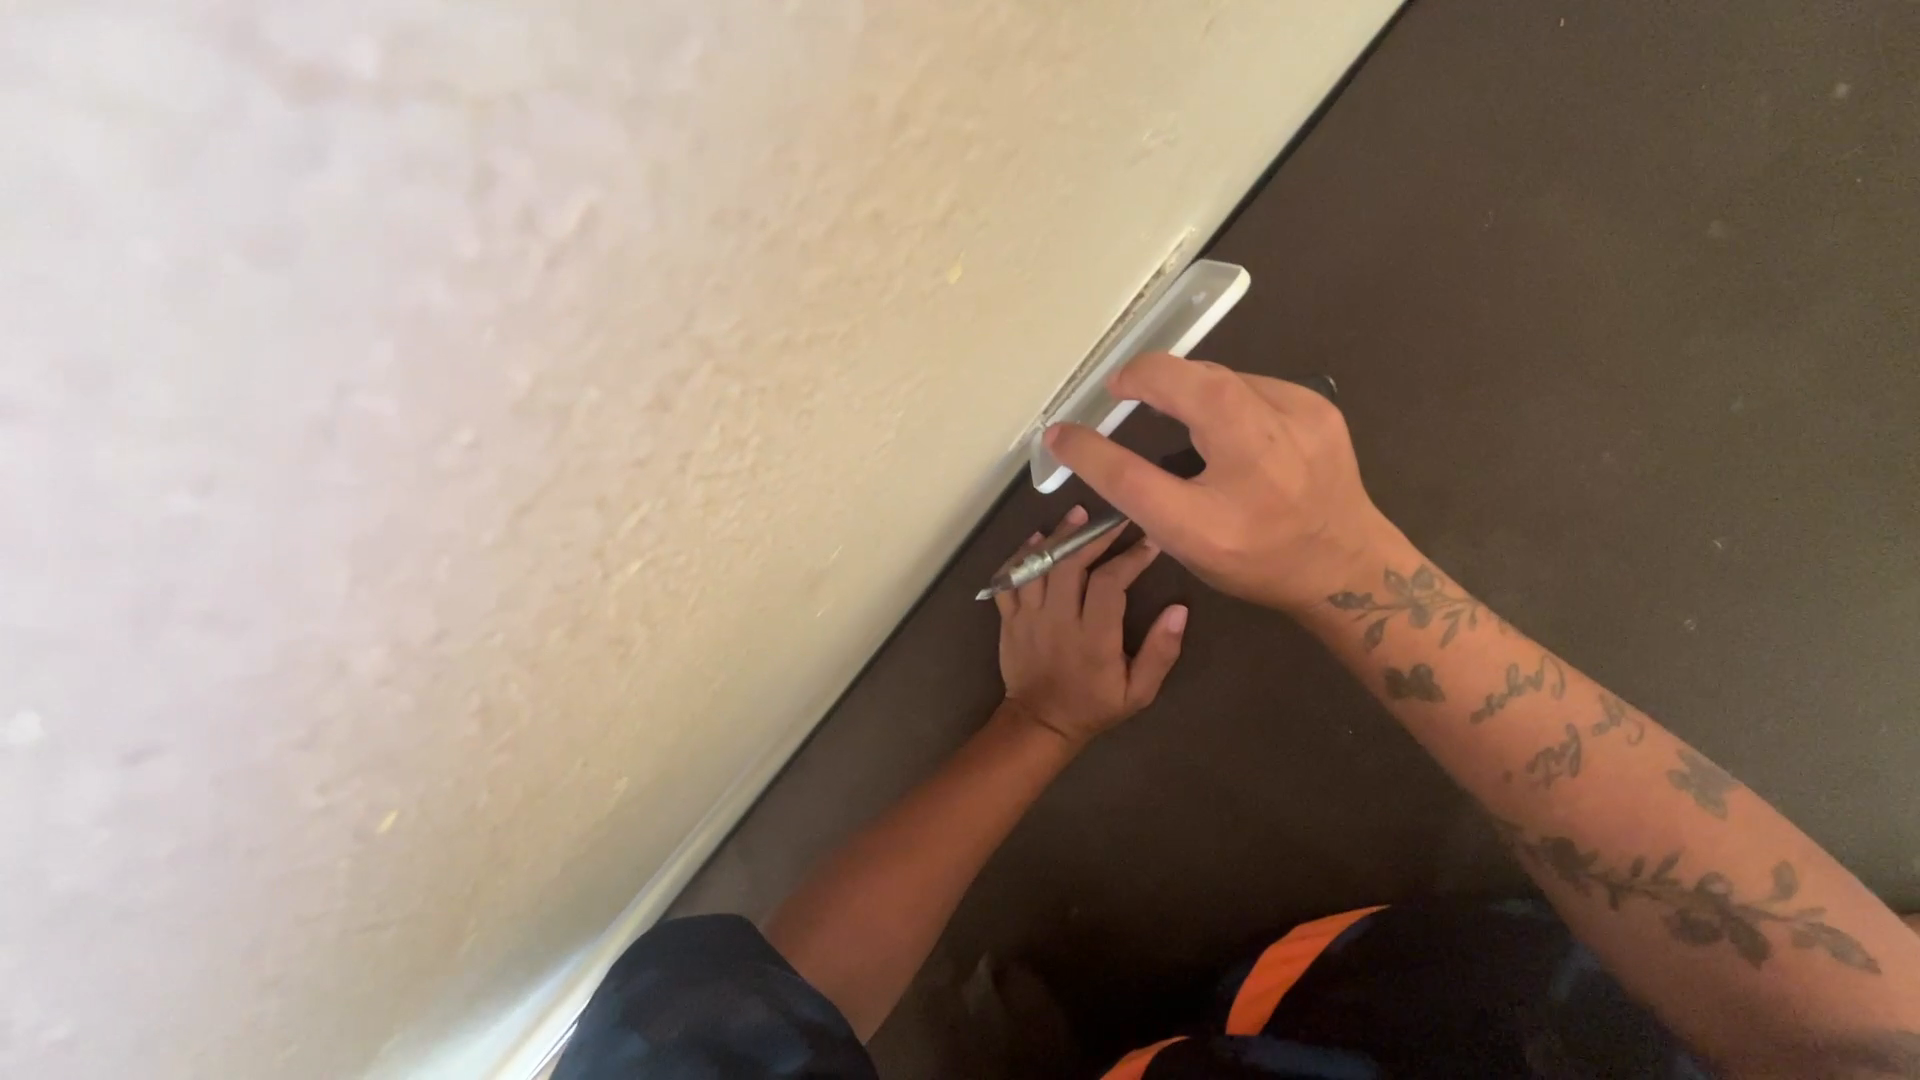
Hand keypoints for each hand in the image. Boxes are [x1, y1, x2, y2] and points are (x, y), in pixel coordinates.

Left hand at [993, 505, 1187, 748]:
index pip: (1109, 584)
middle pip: (1070, 564)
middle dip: (1094, 536)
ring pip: (1038, 565)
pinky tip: (1036, 539)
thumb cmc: (1094, 705)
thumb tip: (1179, 610)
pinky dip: (1019, 556)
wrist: (1040, 722)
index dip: (1130, 558)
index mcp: (1093, 637)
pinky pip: (1008, 580)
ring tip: (1077, 514)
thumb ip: (1161, 652)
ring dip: (1058, 536)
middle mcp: (1057, 621)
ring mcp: (1028, 617)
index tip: (1149, 543)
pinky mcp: (1008, 619)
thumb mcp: (1139, 691)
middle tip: (1114, 519)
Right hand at [1042, 353, 1405, 613]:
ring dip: (1185, 385)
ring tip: (1170, 406)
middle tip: (1120, 389)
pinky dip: (1223, 392)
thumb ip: (1135, 494)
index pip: (1133, 475)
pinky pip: (1250, 382)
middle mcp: (1262, 461)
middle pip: (1192, 387)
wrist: (1346, 565)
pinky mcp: (1318, 405)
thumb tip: (1085, 445)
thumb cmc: (1256, 560)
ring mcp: (1299, 422)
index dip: (1088, 449)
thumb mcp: (1185, 541)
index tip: (1062, 432)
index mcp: (1215, 521)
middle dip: (1147, 375)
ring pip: (1221, 377)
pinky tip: (1225, 421)